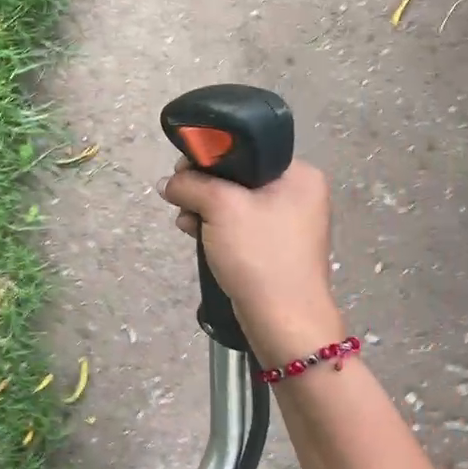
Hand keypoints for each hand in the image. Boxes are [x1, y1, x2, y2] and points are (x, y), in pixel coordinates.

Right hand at [161, 158, 343, 361]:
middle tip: (184, 201)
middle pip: (234, 174)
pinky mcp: (272, 245)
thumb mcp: (219, 207)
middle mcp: (297, 193)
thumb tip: (167, 183)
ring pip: (230, 200)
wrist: (283, 320)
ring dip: (201, 209)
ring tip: (187, 223)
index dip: (209, 157)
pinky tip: (195, 235)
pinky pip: (235, 223)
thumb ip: (188, 184)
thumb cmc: (259, 254)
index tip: (185, 173)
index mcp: (299, 175)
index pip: (245, 149)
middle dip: (201, 188)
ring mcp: (286, 221)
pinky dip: (212, 226)